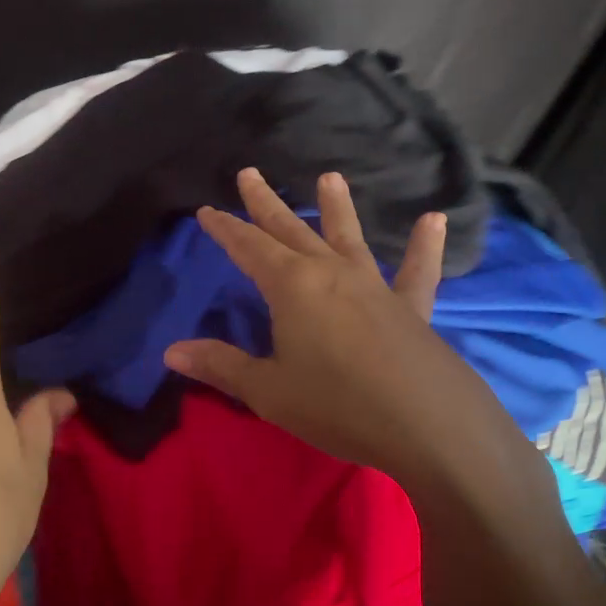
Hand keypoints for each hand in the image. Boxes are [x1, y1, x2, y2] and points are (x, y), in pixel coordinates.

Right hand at [164, 168, 523, 489]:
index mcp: (292, 286)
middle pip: (290, 230)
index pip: (248, 247)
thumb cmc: (339, 406)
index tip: (205, 211)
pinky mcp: (412, 311)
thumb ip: (221, 366)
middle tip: (249, 173)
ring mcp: (375, 288)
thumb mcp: (268, 390)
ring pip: (348, 238)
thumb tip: (171, 352)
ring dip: (336, 208)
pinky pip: (417, 273)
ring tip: (330, 177)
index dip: (225, 229)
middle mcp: (331, 274)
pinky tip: (434, 221)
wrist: (434, 432)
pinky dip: (425, 247)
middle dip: (265, 204)